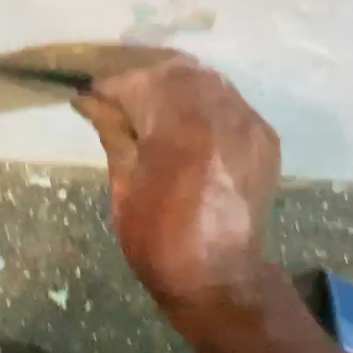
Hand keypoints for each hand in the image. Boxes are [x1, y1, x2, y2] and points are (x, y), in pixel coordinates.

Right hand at [74, 54, 280, 310]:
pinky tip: (186, 125)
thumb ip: (112, 132)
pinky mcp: (265, 137)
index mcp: (181, 128)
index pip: (140, 82)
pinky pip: (230, 102)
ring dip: (175, 88)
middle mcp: (222, 114)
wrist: (219, 280)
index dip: (110, 85)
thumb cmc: (159, 240)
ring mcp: (249, 123)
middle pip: (177, 71)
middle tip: (118, 99)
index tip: (89, 95)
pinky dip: (204, 105)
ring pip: (207, 81)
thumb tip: (87, 98)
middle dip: (144, 79)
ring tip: (150, 110)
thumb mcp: (124, 186)